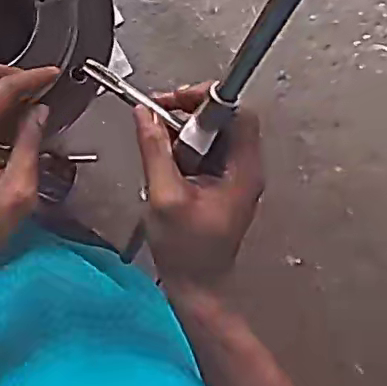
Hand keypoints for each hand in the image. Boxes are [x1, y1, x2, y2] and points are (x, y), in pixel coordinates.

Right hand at [133, 82, 264, 291]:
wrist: (197, 288)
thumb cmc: (186, 250)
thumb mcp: (165, 196)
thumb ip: (154, 150)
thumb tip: (142, 112)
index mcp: (243, 170)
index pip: (237, 113)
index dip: (205, 97)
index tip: (173, 101)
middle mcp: (244, 166)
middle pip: (222, 116)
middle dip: (186, 108)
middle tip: (155, 112)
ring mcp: (233, 173)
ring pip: (210, 129)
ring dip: (180, 123)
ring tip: (154, 130)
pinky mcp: (219, 179)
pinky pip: (202, 145)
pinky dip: (180, 139)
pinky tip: (161, 149)